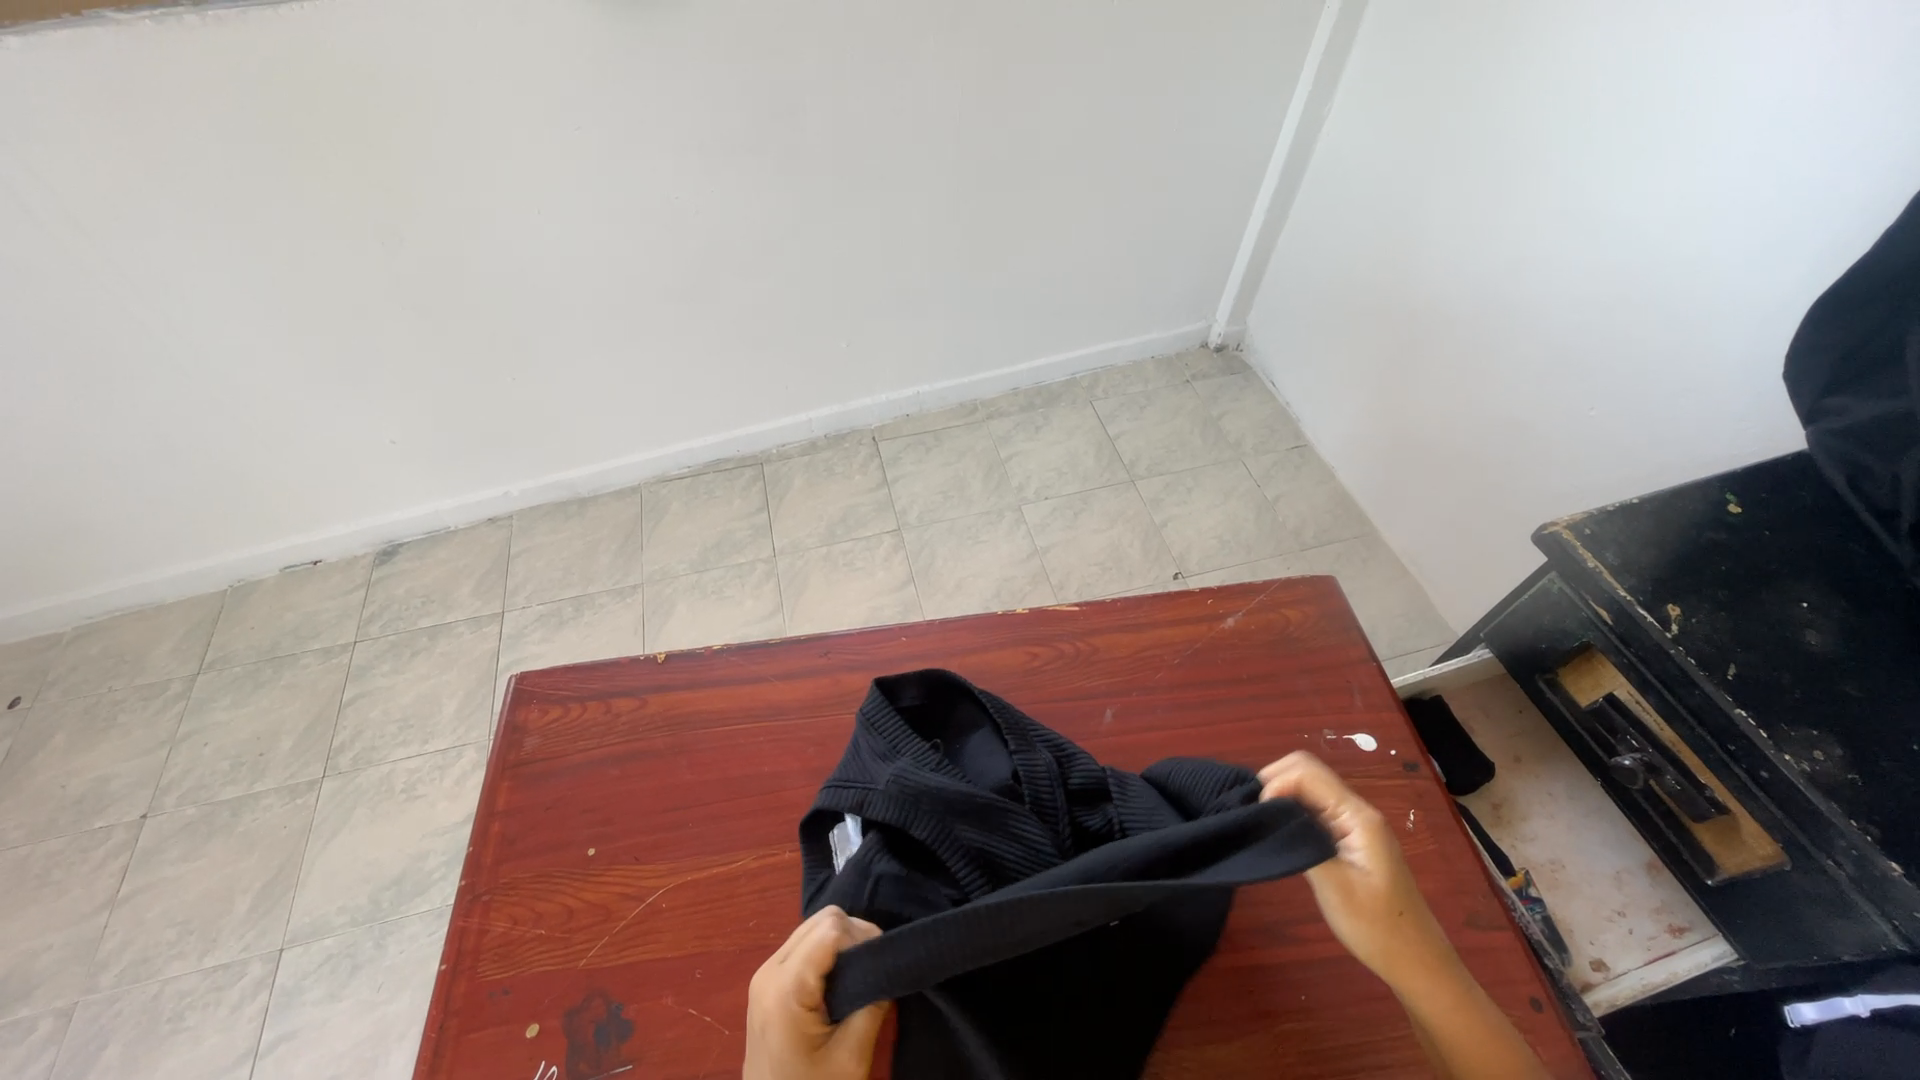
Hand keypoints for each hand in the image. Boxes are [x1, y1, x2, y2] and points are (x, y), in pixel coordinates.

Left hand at [744, 905, 889, 1079]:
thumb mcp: (851, 1057)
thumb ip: (872, 1005)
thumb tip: (888, 966)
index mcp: (786, 988)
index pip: (832, 928)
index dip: (863, 938)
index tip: (880, 967)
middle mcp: (769, 970)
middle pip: (822, 920)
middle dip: (854, 935)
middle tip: (873, 970)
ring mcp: (764, 974)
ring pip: (812, 926)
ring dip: (840, 941)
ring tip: (858, 976)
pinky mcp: (766, 981)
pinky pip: (803, 943)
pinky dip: (826, 950)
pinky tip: (838, 980)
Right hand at [1258, 751, 1455, 988]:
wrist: (1416, 961)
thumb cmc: (1375, 927)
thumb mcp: (1334, 886)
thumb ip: (1301, 843)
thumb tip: (1269, 812)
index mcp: (1357, 817)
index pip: (1307, 773)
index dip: (1275, 784)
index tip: (1258, 815)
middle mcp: (1356, 811)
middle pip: (1307, 771)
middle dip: (1273, 781)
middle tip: (1253, 814)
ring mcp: (1354, 824)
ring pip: (1309, 787)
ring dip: (1280, 794)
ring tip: (1259, 823)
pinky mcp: (1348, 838)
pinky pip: (1314, 808)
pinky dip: (1290, 810)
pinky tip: (1278, 833)